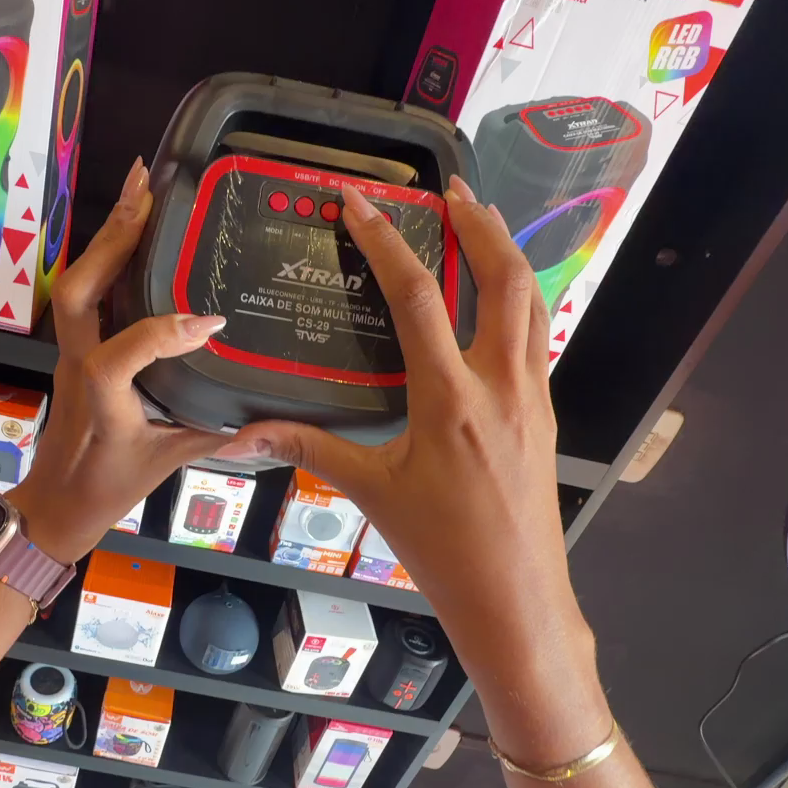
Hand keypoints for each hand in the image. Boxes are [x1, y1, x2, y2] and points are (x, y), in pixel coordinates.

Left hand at [10, 158, 248, 561]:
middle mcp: (78, 366)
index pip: (123, 354)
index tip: (212, 324)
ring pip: (75, 286)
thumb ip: (215, 436)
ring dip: (106, 236)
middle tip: (146, 186)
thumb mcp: (166, 463)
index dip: (165, 333)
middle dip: (113, 234)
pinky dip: (106, 258)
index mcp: (101, 399)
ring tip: (140, 192)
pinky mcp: (74, 351)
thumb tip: (265, 419)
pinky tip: (131, 236)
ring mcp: (70, 354)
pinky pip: (84, 296)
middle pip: (79, 290)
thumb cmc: (105, 488)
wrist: (53, 504)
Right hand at [235, 177, 577, 656]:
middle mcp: (501, 384)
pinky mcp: (543, 414)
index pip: (417, 299)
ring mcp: (531, 396)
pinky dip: (520, 302)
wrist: (515, 597)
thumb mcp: (371, 491)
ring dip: (509, 256)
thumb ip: (309, 449)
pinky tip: (497, 304)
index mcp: (451, 399)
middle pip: (506, 280)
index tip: (363, 204)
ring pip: (534, 304)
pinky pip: (537, 338)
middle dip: (481, 226)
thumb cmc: (442, 547)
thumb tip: (245, 435)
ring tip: (483, 224)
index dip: (387, 244)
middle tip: (453, 190)